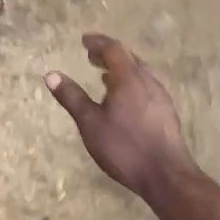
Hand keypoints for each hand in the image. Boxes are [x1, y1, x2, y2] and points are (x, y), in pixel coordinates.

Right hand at [46, 33, 194, 198]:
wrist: (168, 179)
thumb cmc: (125, 147)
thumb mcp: (90, 123)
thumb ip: (71, 97)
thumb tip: (51, 75)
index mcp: (129, 79)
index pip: (113, 49)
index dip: (98, 43)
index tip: (84, 41)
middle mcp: (148, 83)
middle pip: (129, 58)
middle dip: (109, 54)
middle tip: (91, 57)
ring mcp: (161, 99)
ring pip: (140, 74)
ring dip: (121, 70)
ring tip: (105, 77)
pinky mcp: (167, 115)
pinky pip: (147, 88)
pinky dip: (131, 85)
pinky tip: (124, 102)